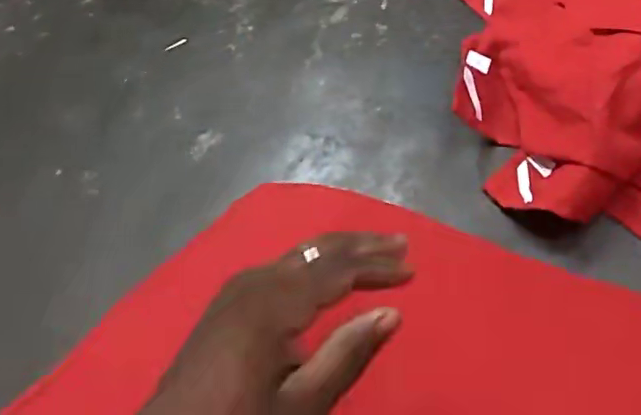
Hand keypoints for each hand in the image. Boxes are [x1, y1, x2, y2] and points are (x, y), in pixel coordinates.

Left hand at [141, 232, 412, 414]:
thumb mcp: (298, 407)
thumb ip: (345, 355)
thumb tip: (390, 312)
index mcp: (275, 299)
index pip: (338, 268)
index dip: (376, 265)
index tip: (411, 267)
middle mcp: (259, 277)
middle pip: (320, 248)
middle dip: (362, 243)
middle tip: (400, 241)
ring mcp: (240, 283)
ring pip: (300, 251)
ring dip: (340, 248)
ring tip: (372, 248)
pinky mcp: (229, 296)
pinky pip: (282, 263)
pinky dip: (313, 259)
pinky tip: (325, 266)